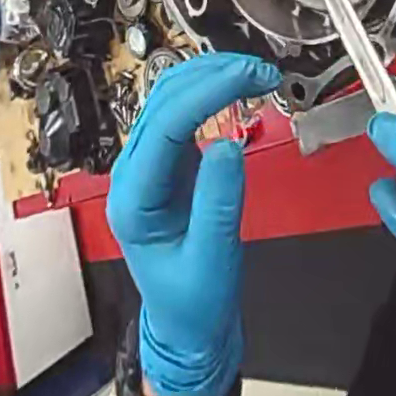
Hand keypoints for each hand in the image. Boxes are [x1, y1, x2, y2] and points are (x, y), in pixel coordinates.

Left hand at [106, 53, 279, 395]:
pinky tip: (236, 86)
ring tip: (255, 72)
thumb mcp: (212, 261)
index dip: (208, 92)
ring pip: (171, 95)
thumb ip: (219, 203)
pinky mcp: (168, 158)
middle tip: (262, 71)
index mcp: (133, 196)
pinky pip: (183, 109)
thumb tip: (229, 144)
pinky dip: (211, 90)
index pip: (166, 123)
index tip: (249, 77)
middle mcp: (133, 169)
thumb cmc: (193, 302)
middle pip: (165, 98)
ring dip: (211, 75)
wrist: (186, 324)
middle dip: (214, 74)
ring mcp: (149, 160)